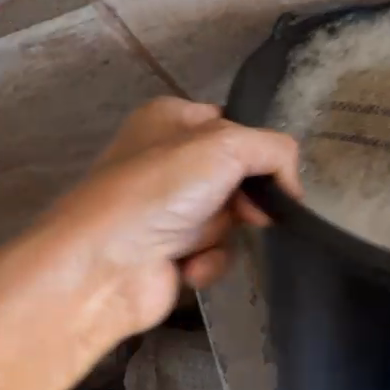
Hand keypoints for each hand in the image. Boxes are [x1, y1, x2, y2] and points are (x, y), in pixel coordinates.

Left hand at [32, 98, 302, 341]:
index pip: (234, 124)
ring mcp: (164, 209)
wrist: (97, 270)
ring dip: (225, 230)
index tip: (272, 169)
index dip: (257, 146)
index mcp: (170, 118)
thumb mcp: (230, 145)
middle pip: (238, 172)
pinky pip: (213, 250)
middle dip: (247, 194)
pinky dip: (209, 259)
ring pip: (230, 213)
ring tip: (202, 240)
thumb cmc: (160, 189)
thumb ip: (276, 151)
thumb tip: (292, 188)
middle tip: (251, 210)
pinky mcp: (165, 254)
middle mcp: (165, 159)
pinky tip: (188, 266)